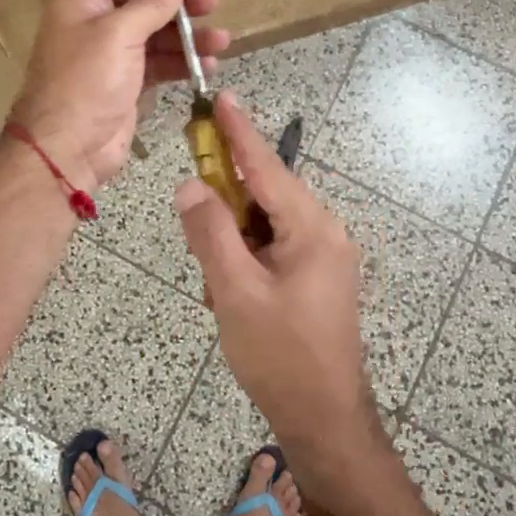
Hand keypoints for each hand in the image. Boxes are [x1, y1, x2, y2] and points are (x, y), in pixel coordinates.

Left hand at [9, 0, 227, 189]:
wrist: (66, 150)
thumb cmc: (86, 83)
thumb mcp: (120, 34)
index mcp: (84, 0)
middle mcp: (95, 23)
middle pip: (148, 3)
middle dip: (182, 5)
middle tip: (213, 4)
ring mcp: (111, 55)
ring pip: (157, 36)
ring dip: (189, 37)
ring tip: (221, 41)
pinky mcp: (125, 84)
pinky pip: (159, 64)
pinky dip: (181, 63)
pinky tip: (208, 65)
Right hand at [177, 93, 374, 448]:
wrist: (325, 419)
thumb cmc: (280, 354)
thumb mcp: (235, 291)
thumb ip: (210, 233)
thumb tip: (190, 185)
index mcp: (312, 229)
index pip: (267, 166)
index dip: (239, 131)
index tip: (220, 96)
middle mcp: (325, 233)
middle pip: (265, 195)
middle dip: (225, 207)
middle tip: (197, 232)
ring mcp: (324, 256)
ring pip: (265, 224)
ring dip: (233, 241)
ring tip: (218, 288)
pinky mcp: (317, 278)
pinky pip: (273, 247)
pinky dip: (246, 258)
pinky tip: (231, 295)